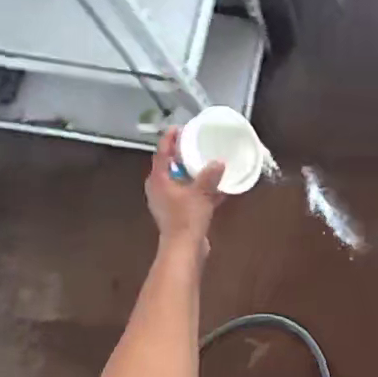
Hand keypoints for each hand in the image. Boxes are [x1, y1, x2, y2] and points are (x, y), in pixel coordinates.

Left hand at [146, 126, 224, 247]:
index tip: (179, 128)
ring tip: (208, 163)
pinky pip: (189, 195)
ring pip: (180, 182)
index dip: (170, 139)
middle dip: (182, 156)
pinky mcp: (178, 213)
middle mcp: (159, 189)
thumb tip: (219, 162)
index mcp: (158, 180)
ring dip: (193, 174)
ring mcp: (168, 202)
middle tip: (195, 144)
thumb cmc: (186, 218)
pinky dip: (200, 190)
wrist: (184, 249)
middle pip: (169, 166)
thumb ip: (210, 176)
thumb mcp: (201, 193)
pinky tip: (218, 189)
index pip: (161, 153)